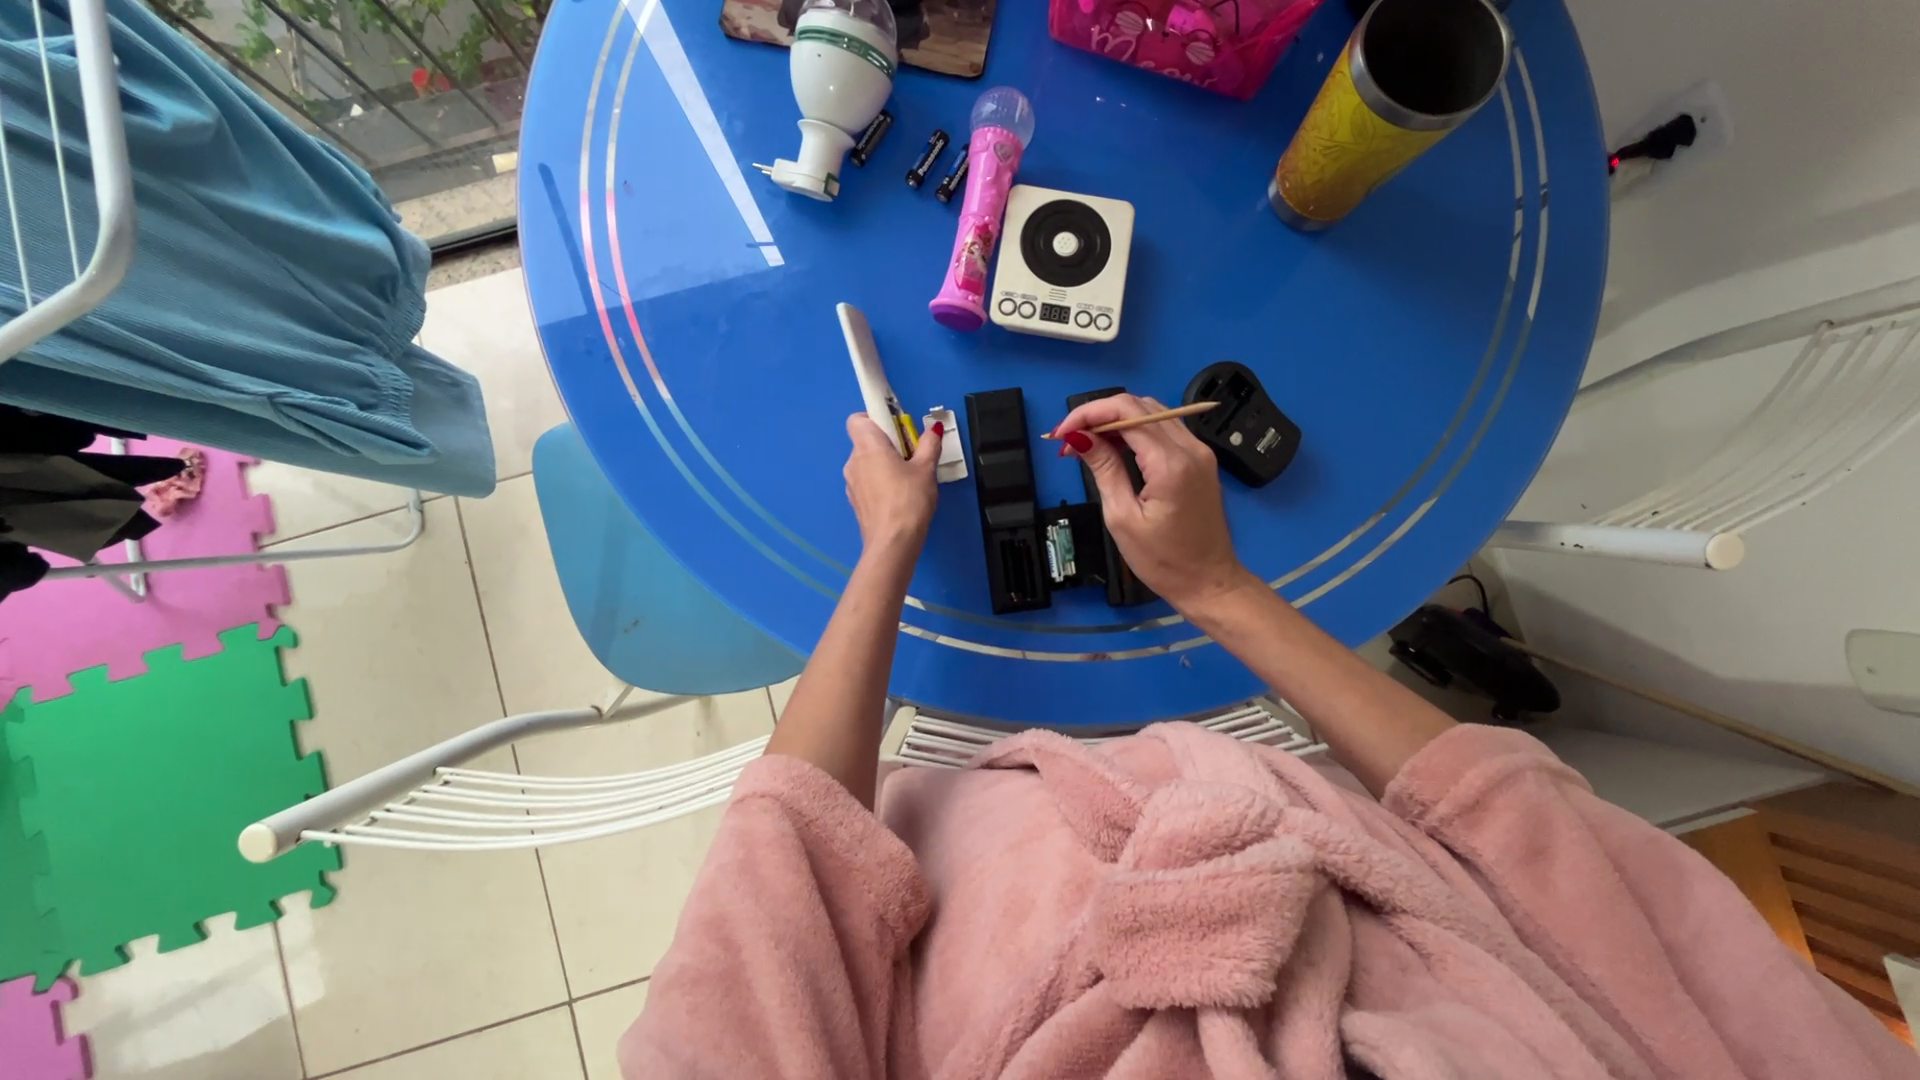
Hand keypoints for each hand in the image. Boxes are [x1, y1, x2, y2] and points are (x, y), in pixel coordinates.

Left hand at [843, 412, 941, 557]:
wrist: (893, 543)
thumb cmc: (909, 500)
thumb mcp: (926, 469)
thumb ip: (929, 445)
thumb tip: (934, 428)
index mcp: (868, 446)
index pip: (858, 419)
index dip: (875, 419)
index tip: (896, 430)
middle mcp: (853, 461)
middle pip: (865, 442)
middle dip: (886, 444)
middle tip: (911, 455)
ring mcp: (851, 483)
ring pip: (866, 463)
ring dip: (883, 465)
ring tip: (908, 480)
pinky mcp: (855, 502)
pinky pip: (866, 483)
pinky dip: (879, 483)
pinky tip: (898, 497)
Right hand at [1053, 394, 1255, 612]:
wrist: (1209, 582)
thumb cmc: (1163, 561)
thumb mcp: (1122, 517)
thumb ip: (1104, 469)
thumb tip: (1078, 437)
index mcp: (1170, 463)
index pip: (1126, 412)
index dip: (1087, 415)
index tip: (1060, 434)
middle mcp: (1190, 447)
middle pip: (1139, 406)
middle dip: (1098, 415)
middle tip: (1068, 440)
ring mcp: (1199, 451)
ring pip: (1152, 412)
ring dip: (1116, 420)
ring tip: (1086, 443)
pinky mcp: (1200, 459)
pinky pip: (1164, 429)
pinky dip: (1135, 430)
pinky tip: (1113, 447)